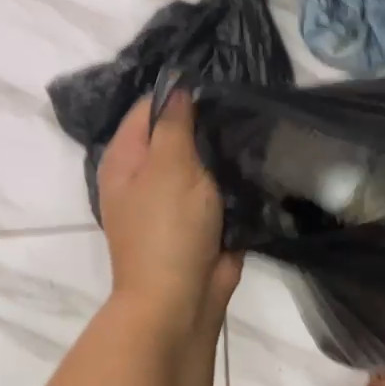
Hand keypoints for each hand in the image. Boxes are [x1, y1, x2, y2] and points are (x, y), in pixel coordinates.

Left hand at [97, 91, 241, 327]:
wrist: (180, 299)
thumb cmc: (168, 229)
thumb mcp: (170, 167)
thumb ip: (174, 124)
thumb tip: (177, 87)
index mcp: (125, 159)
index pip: (149, 109)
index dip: (179, 94)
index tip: (218, 85)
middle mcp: (145, 177)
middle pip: (176, 134)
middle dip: (207, 122)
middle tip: (244, 106)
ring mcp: (174, 201)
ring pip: (202, 163)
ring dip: (224, 152)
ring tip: (257, 130)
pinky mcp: (201, 222)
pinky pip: (219, 191)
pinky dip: (234, 181)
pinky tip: (259, 165)